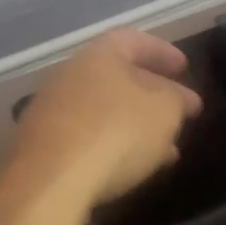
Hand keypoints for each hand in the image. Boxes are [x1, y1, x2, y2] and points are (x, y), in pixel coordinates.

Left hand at [0, 27, 202, 220]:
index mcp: (99, 57)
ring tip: (166, 149)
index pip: (133, 40)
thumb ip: (177, 100)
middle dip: (153, 95)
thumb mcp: (165, 111)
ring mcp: (50, 114)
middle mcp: (69, 77)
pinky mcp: (41, 149)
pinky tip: (134, 168)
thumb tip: (179, 99)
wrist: (47, 184)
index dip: (162, 52)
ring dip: (137, 126)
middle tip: (181, 112)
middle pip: (117, 78)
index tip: (184, 68)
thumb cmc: (116, 132)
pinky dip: (114, 147)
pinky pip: (87, 139)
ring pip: (104, 112)